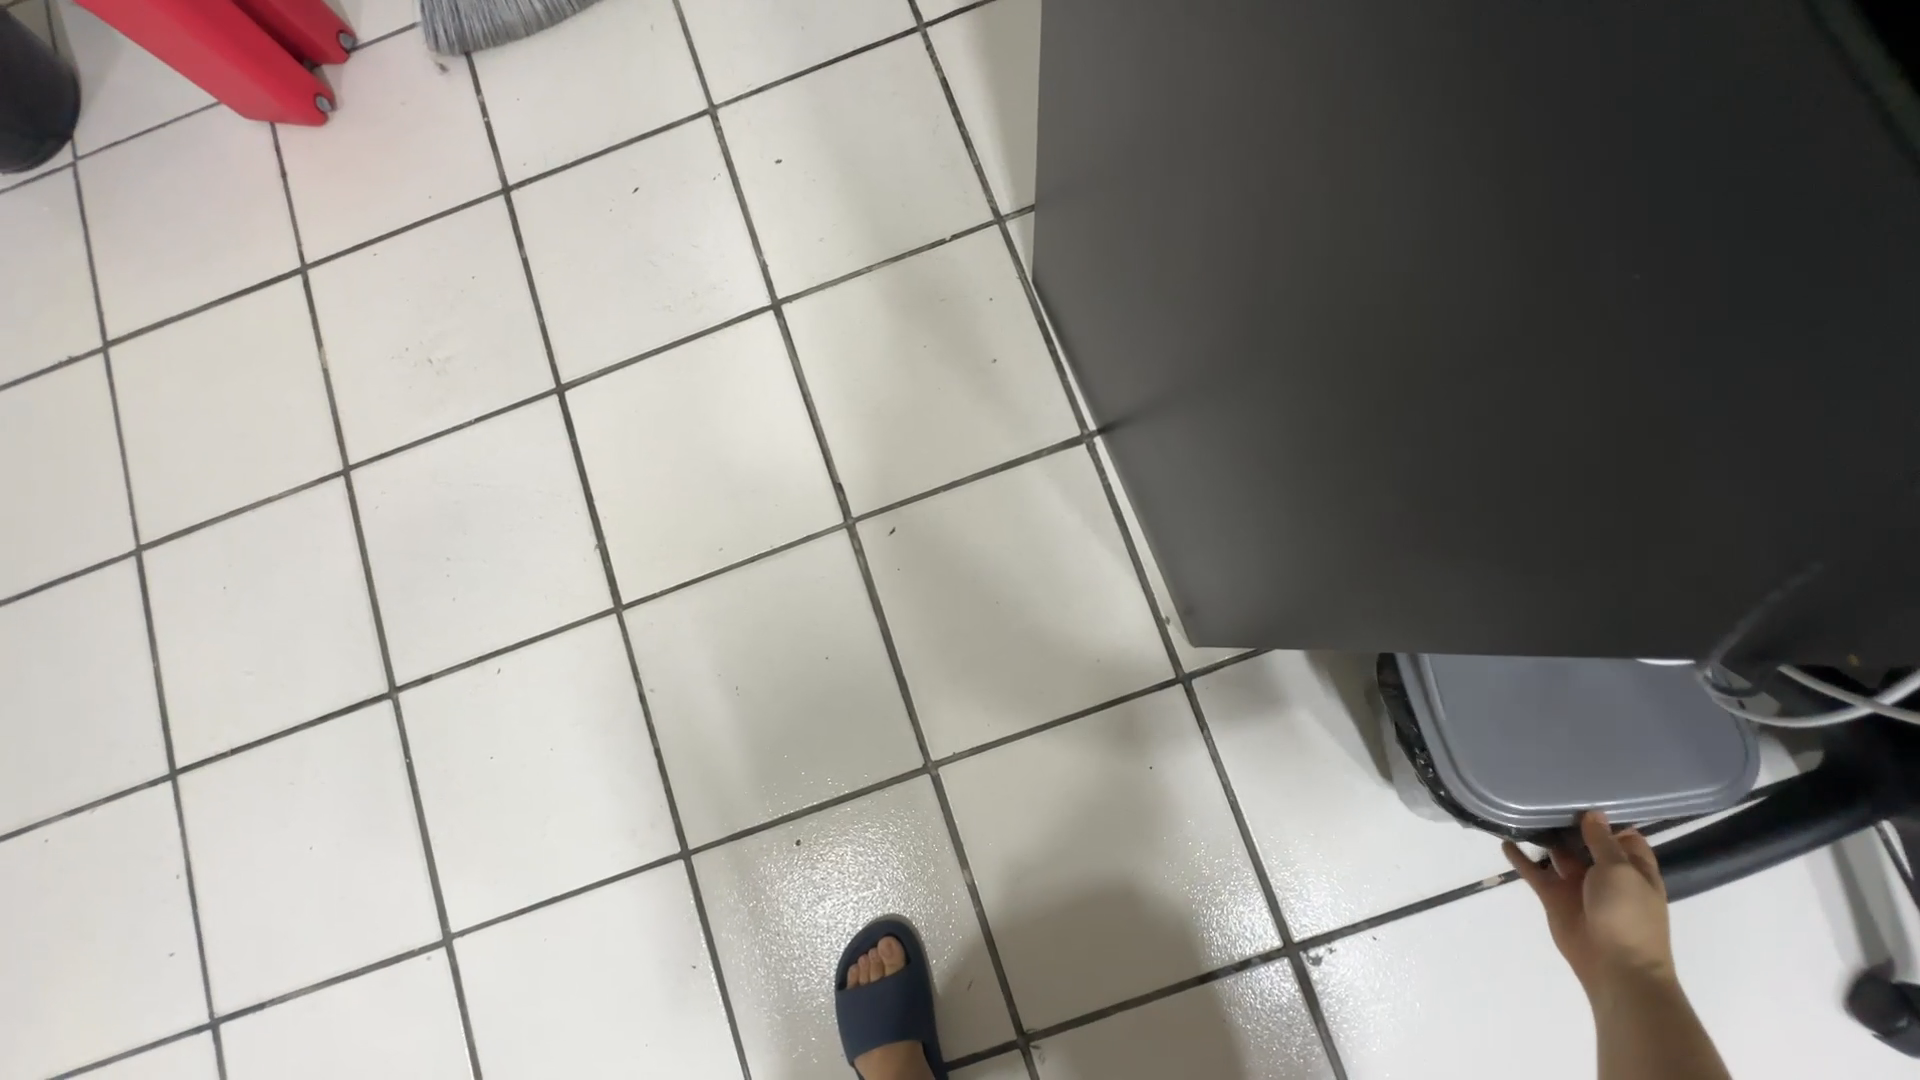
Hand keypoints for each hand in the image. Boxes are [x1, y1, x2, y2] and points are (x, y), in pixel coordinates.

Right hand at [1503, 810, 1675, 995]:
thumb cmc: (1628, 914)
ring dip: (1544, 838)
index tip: (1587, 795)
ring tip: (1521, 811)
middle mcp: (1606, 875)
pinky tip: (1505, 842)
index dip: (1609, 819)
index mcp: (1634, 870)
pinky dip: (1520, 858)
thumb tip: (1593, 814)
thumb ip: (1602, 842)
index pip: (1625, 838)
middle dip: (1570, 824)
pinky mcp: (1554, 897)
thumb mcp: (1620, 871)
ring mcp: (1579, 886)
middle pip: (1586, 843)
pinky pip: (1534, 872)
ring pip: (1558, 855)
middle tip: (1545, 794)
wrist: (1615, 965)